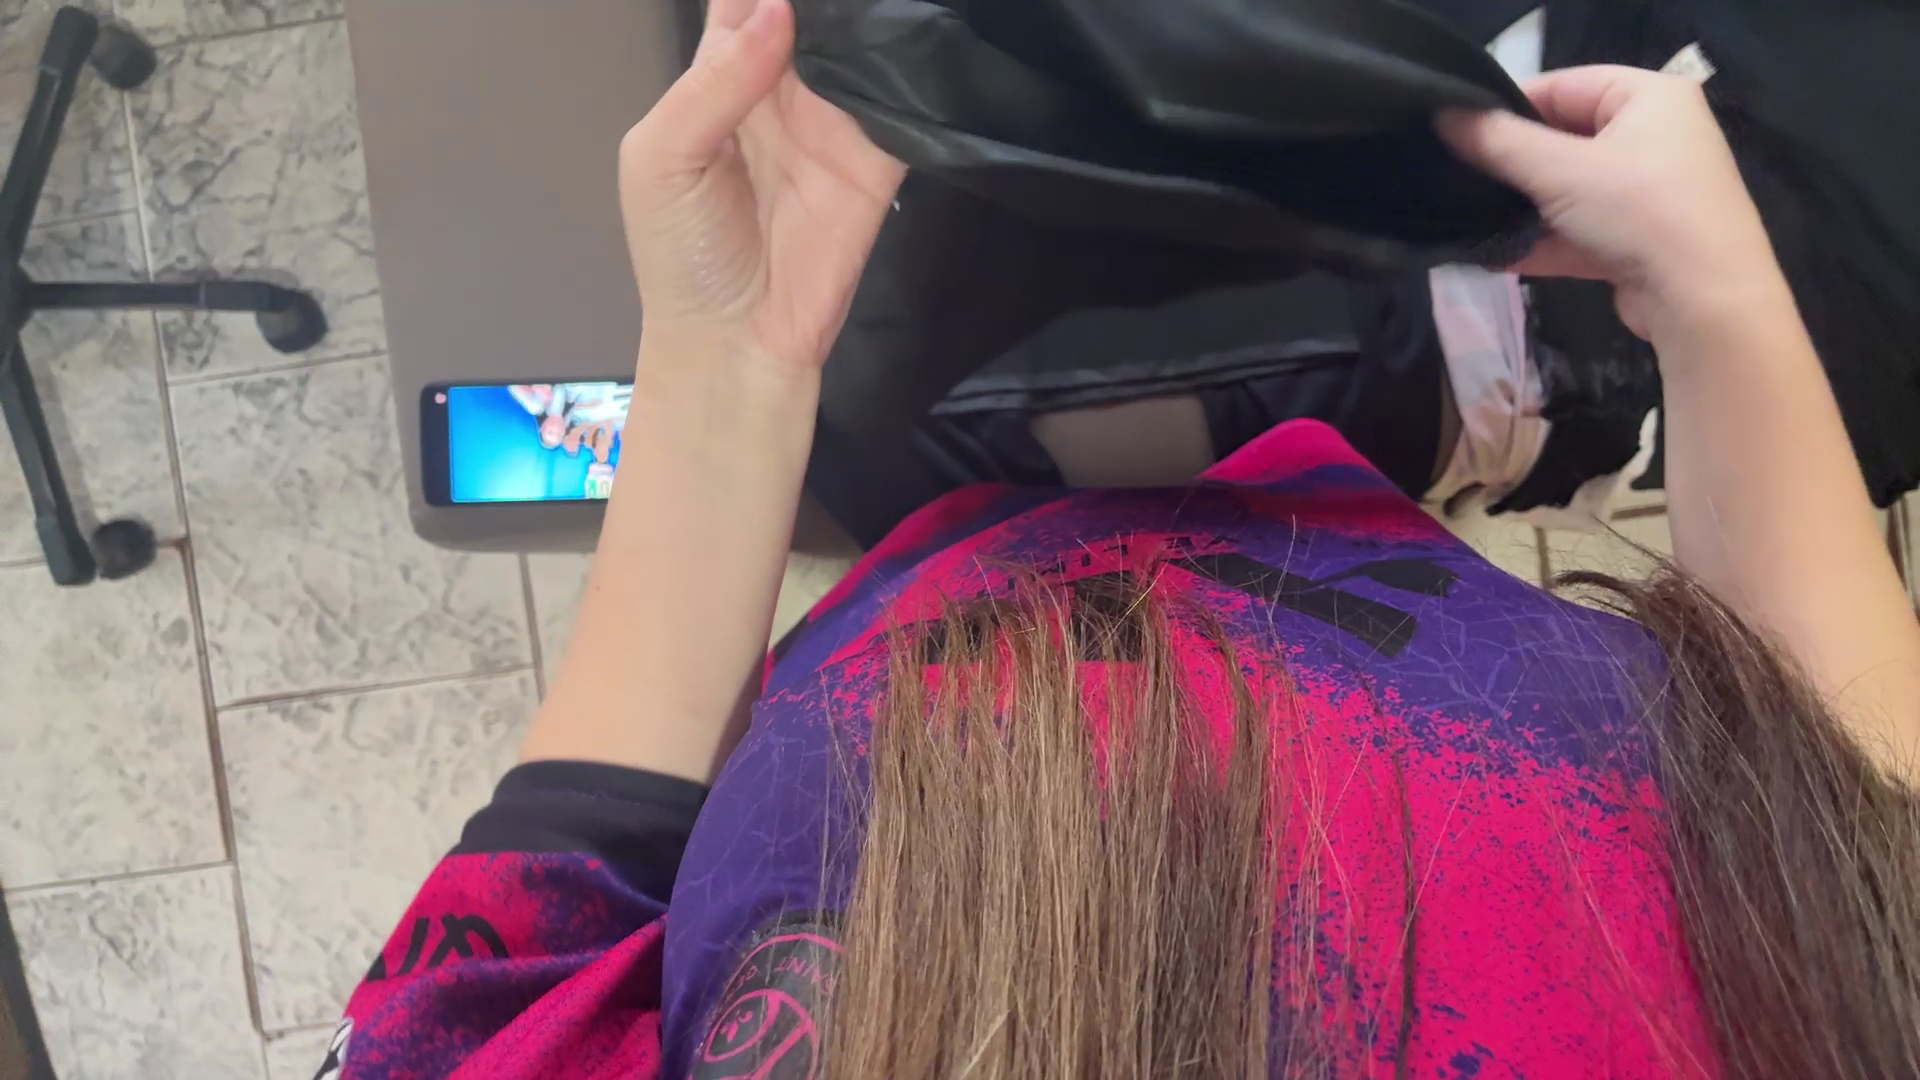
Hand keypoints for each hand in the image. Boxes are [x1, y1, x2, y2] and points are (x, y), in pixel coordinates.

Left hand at [618, 0, 905, 371]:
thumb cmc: (682, 254)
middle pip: (808, 19)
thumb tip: (779, 11)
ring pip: (856, 52)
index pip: (744, 6)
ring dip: (866, 25)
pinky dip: (906, 75)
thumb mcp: (663, 156)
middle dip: (822, 2)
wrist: (738, 342)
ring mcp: (831, 132)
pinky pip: (896, 112)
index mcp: (719, 85)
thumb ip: (713, 82)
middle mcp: (780, 98)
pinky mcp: (875, 169)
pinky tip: (907, 42)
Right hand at [1438, 65, 1784, 340]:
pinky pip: (1565, 230)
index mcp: (1646, 98)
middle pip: (1557, 140)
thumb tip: (1445, 117)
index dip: (1504, 105)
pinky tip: (1486, 257)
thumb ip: (1497, 144)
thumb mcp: (1559, 171)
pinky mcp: (1624, 235)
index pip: (1561, 86)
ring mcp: (1636, 189)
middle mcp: (1647, 136)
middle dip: (1504, 164)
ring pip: (1557, 189)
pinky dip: (1530, 243)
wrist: (1696, 293)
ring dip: (1513, 208)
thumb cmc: (1638, 210)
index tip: (1452, 131)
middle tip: (1448, 178)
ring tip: (1460, 219)